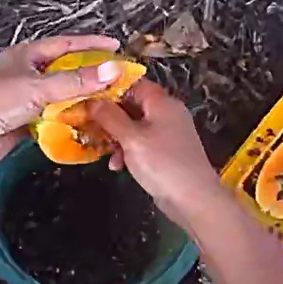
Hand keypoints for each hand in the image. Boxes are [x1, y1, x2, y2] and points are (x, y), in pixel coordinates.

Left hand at [0, 35, 123, 162]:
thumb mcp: (40, 88)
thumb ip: (77, 81)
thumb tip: (112, 70)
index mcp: (25, 54)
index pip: (65, 44)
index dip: (91, 44)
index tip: (115, 46)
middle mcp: (25, 71)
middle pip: (63, 68)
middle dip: (88, 72)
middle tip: (114, 75)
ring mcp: (24, 94)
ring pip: (59, 91)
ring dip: (79, 95)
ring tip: (106, 97)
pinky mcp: (24, 116)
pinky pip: (52, 111)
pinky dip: (68, 114)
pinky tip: (86, 117)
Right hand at [88, 81, 232, 229]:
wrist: (194, 199)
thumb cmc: (162, 164)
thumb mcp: (131, 138)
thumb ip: (110, 117)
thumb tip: (92, 100)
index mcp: (162, 103)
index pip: (134, 84)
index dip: (110, 89)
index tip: (89, 99)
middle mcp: (167, 113)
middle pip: (132, 105)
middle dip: (110, 117)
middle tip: (89, 126)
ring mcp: (168, 133)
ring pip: (134, 126)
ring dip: (116, 137)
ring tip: (103, 151)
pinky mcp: (166, 151)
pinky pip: (142, 143)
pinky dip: (128, 150)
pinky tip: (118, 165)